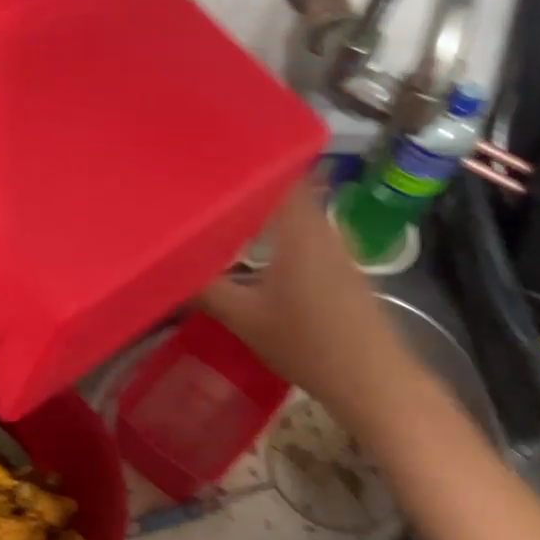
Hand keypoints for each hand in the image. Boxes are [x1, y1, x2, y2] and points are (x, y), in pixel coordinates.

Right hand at [198, 179, 414, 426]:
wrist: (371, 379)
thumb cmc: (306, 343)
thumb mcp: (244, 319)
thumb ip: (206, 290)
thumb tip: (167, 271)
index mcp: (298, 228)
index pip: (279, 172)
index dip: (249, 161)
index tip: (215, 160)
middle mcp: (321, 227)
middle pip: (286, 191)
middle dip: (250, 188)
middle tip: (209, 190)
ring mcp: (337, 248)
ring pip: (296, 215)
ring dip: (266, 213)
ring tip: (225, 217)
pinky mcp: (343, 269)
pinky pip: (305, 236)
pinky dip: (281, 235)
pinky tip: (257, 254)